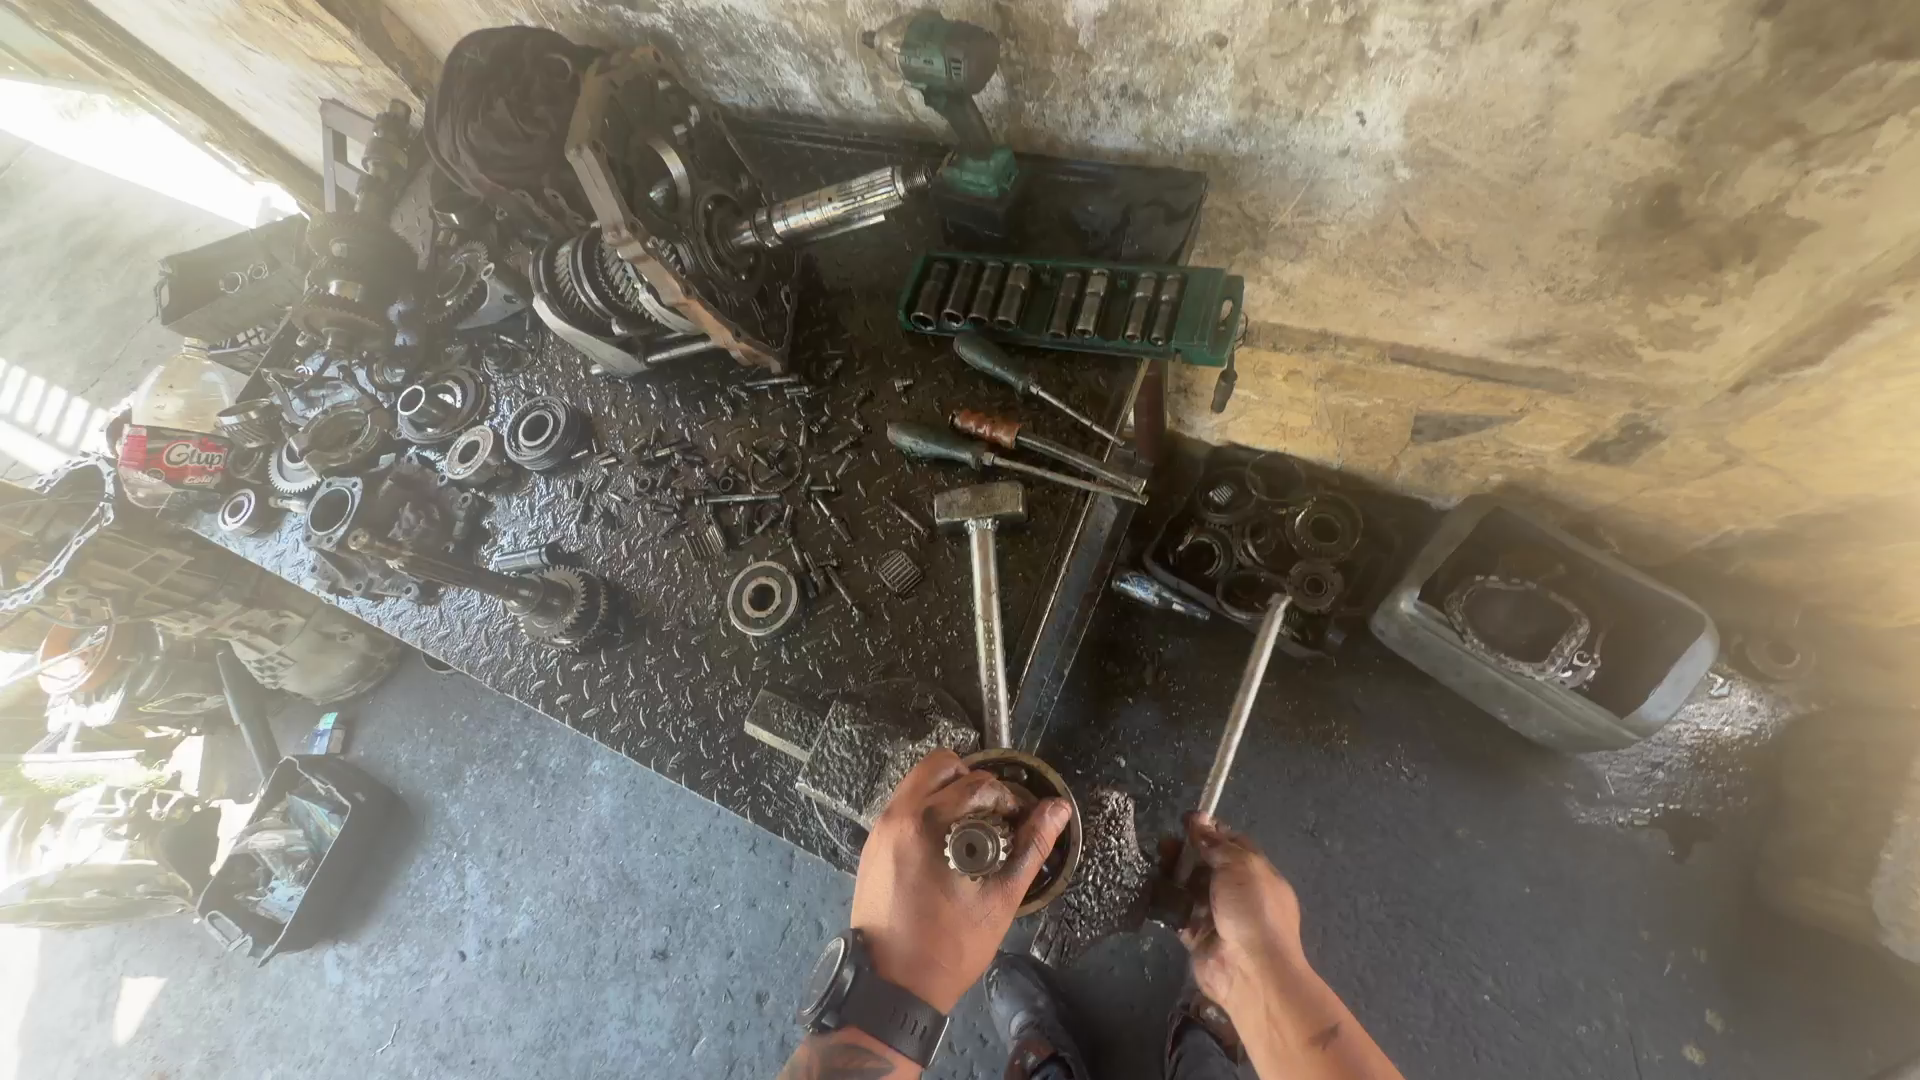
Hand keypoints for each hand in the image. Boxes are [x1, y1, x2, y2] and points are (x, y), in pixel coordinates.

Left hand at [850, 749, 1072, 1012]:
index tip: (1016, 819)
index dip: (1005, 796)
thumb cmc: (947, 947)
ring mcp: (879, 828)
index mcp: (925, 823)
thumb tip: (1057, 809)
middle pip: (939, 764)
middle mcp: (896, 815)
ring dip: (949, 790)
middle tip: (994, 811)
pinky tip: (947, 842)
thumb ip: (1030, 847)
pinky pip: (904, 804)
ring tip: (973, 825)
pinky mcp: (872, 844)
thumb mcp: (998, 899)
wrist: (888, 988)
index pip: (975, 781)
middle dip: (973, 779)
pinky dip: (928, 807)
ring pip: (918, 781)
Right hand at [1177, 814, 1305, 1020]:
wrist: (1252, 971)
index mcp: (1255, 874)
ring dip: (1172, 873)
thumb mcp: (1240, 865)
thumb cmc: (1252, 910)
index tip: (1187, 820)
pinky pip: (1177, 911)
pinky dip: (1165, 900)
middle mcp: (1236, 892)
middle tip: (1165, 844)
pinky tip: (1152, 887)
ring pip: (1188, 885)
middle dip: (1185, 851)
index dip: (1210, 830)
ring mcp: (1216, 914)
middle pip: (1205, 863)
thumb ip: (1216, 842)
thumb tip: (1198, 820)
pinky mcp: (1196, 934)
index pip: (1231, 844)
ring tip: (1157, 863)